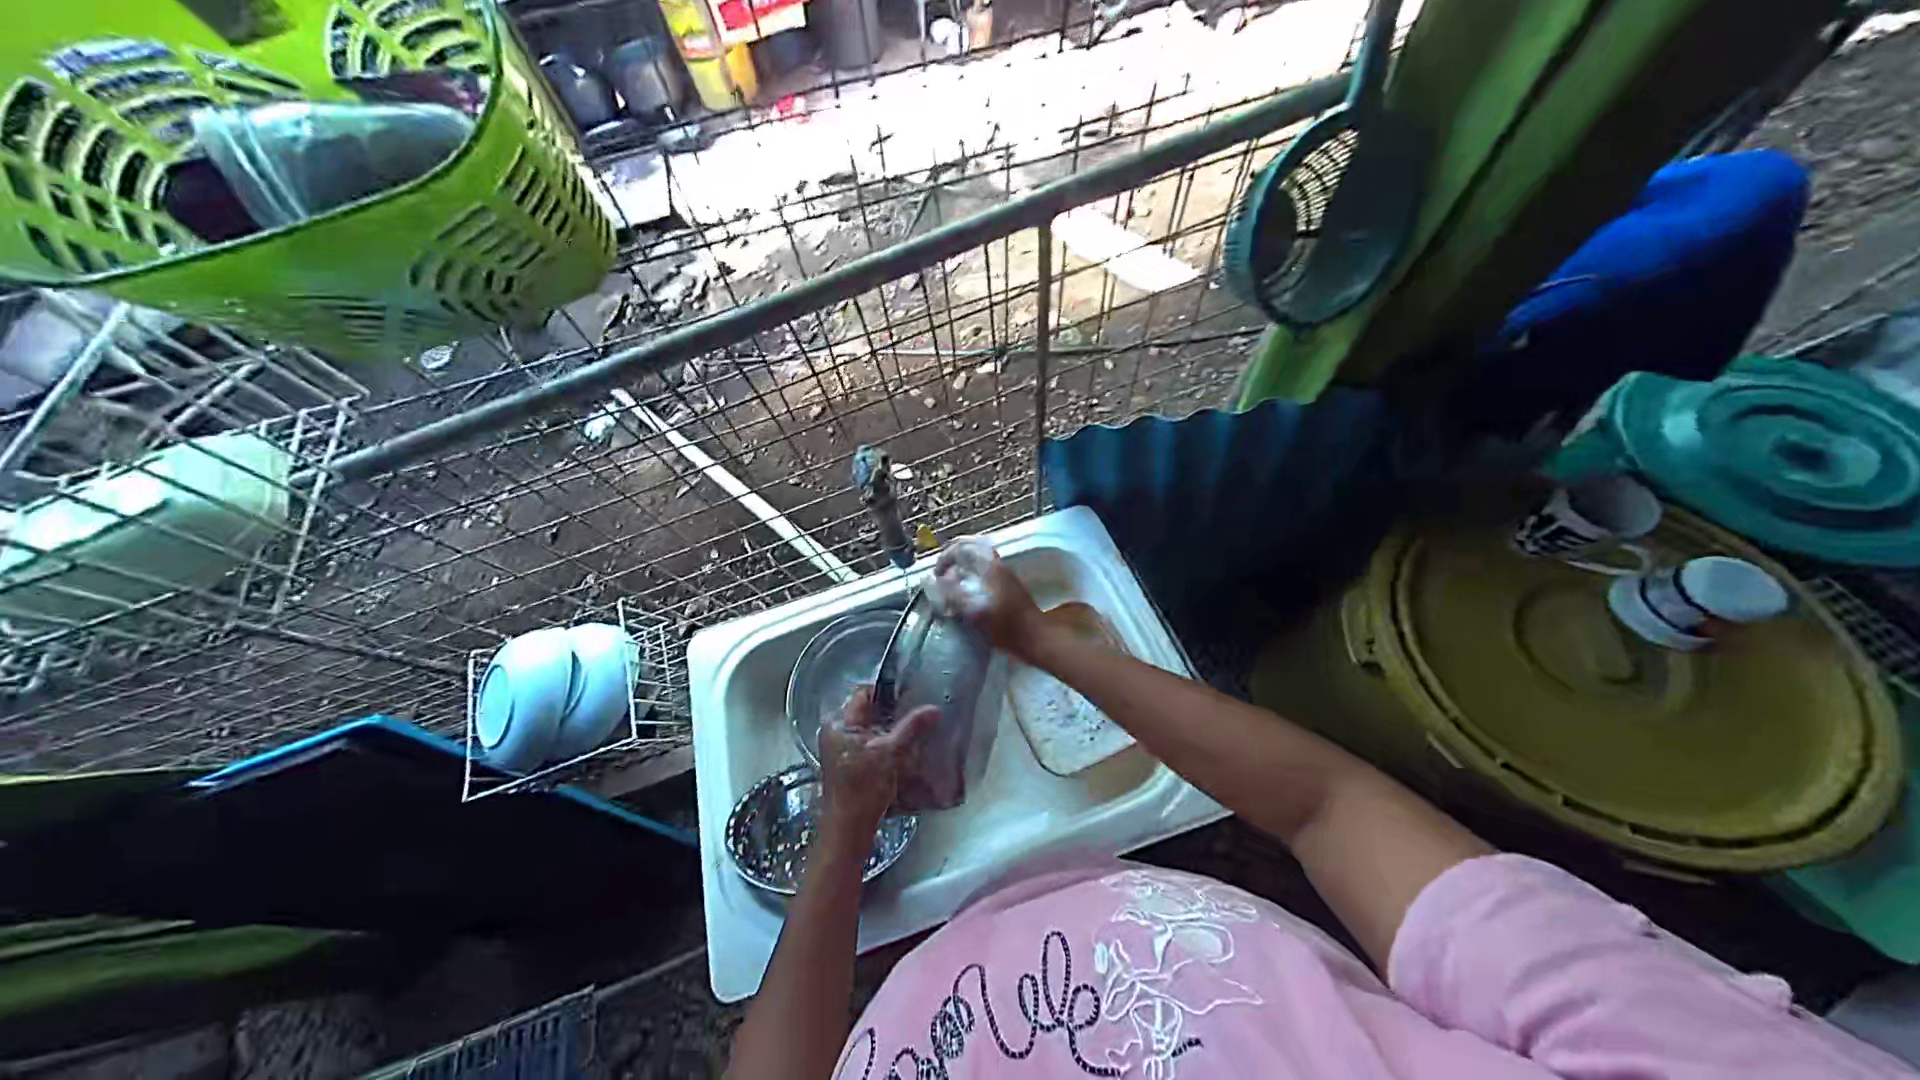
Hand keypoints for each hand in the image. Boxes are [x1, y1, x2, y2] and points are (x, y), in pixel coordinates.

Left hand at [817, 686, 937, 837]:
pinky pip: (869, 745)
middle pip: (867, 712)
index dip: (886, 691)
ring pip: (870, 729)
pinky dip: (885, 744)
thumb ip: (912, 728)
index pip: (863, 694)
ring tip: (915, 728)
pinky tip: (904, 749)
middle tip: (917, 710)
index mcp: (840, 724)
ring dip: (891, 730)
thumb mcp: (890, 753)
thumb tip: (934, 709)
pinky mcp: (848, 765)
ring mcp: (840, 750)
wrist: (847, 830)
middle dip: (892, 712)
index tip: (910, 694)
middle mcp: (836, 733)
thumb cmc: (863, 788)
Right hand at [934, 538, 1044, 659]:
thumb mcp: (973, 611)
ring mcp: (1004, 575)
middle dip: (952, 559)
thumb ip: (953, 593)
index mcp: (990, 566)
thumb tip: (936, 580)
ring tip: (949, 583)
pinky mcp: (1008, 587)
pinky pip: (985, 573)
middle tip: (940, 574)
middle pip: (971, 550)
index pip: (962, 546)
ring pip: (979, 561)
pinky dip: (971, 577)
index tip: (936, 574)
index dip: (945, 557)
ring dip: (962, 568)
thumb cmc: (1004, 626)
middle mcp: (998, 565)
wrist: (1034, 638)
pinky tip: (965, 594)